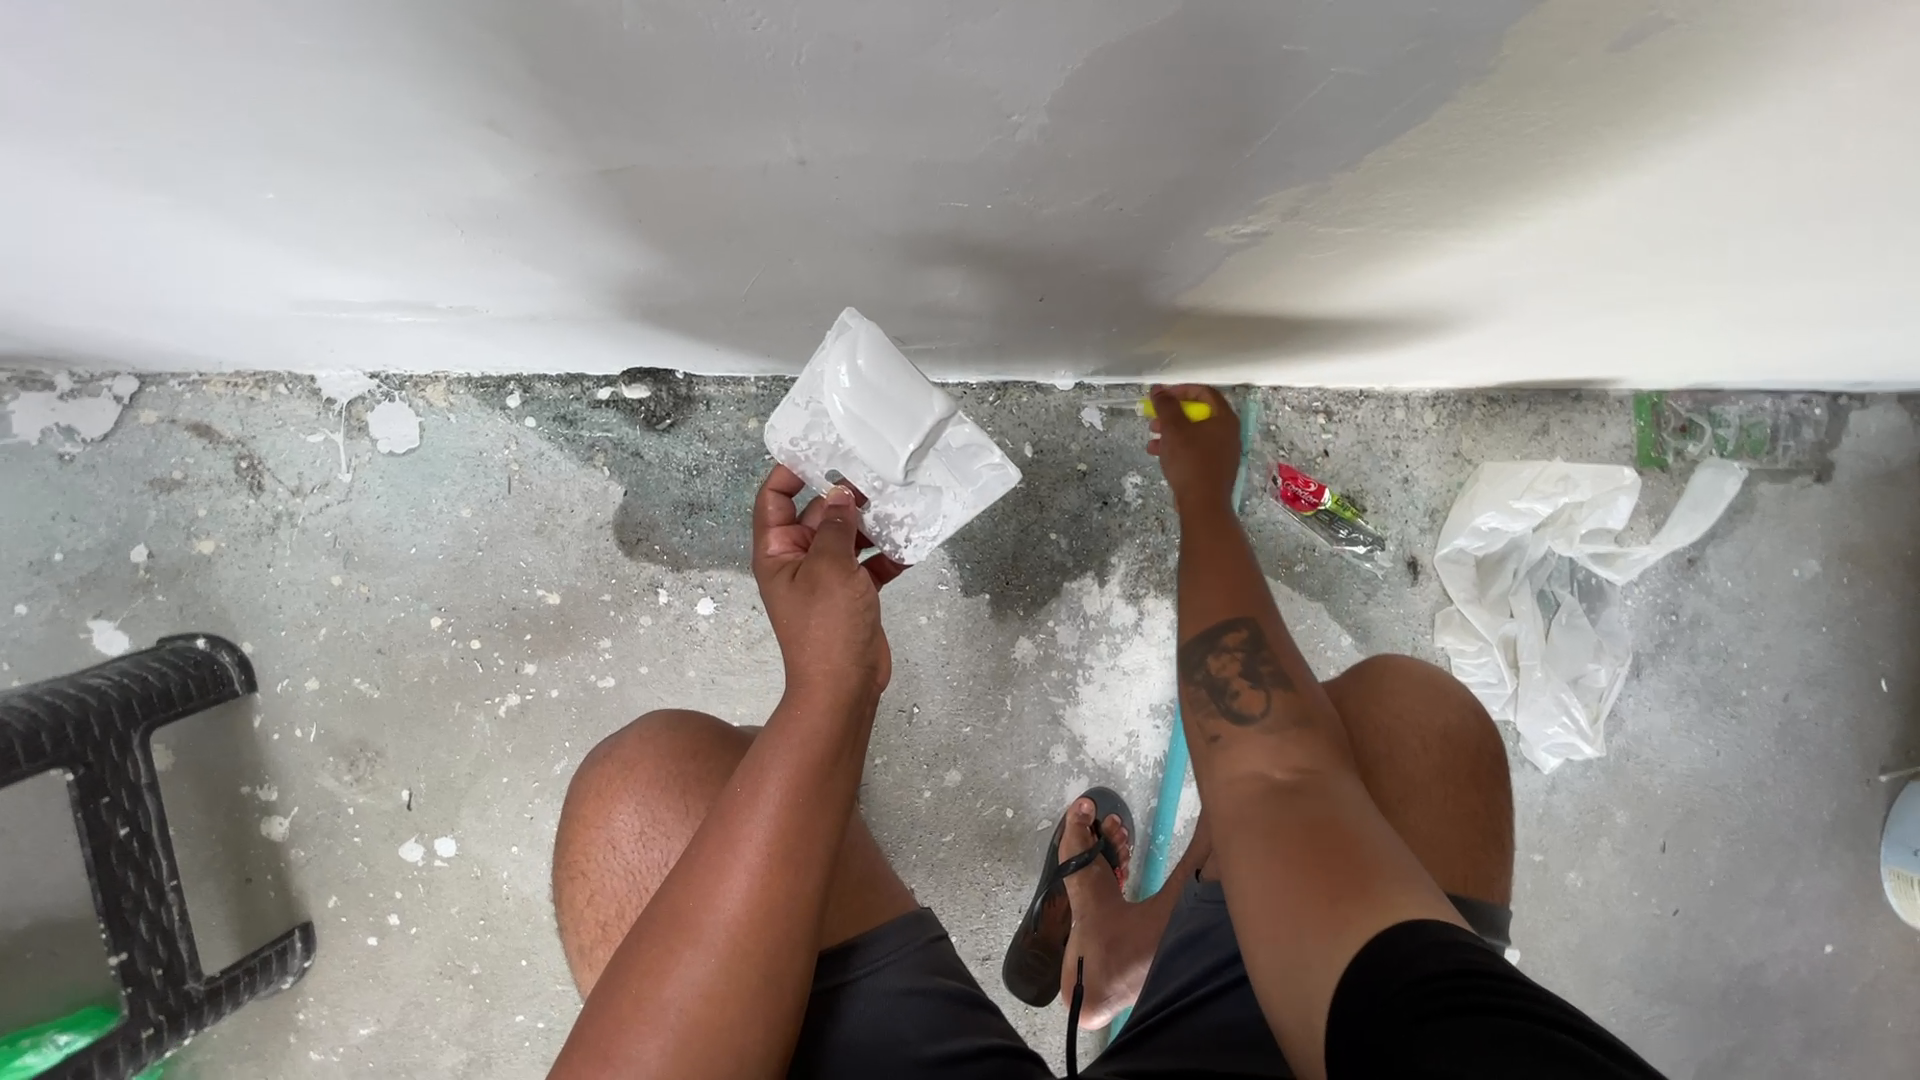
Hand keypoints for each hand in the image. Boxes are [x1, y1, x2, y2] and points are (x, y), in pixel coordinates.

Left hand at [752, 465, 903, 703]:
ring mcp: (828, 578)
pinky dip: (888, 554)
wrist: (843, 686)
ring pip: (849, 537)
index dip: (789, 471)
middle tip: (876, 472)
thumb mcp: (828, 567)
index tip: (819, 449)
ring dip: (872, 523)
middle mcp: (799, 560)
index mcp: (778, 551)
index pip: (773, 499)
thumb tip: (841, 494)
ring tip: (901, 502)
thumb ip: (836, 526)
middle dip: (845, 495)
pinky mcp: (854, 594)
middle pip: (818, 514)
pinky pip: (870, 563)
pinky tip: (913, 543)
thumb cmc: (825, 625)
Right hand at [1148, 385, 1240, 515]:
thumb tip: (1158, 389)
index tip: (1161, 397)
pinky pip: (1195, 450)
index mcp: (1224, 418)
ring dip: (1171, 432)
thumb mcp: (1174, 429)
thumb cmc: (1190, 461)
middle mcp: (1228, 432)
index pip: (1204, 392)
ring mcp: (1223, 451)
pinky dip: (1178, 448)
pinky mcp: (1214, 467)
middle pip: (1198, 413)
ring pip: (1194, 433)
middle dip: (1173, 415)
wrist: (1203, 503)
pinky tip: (1158, 454)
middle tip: (1155, 419)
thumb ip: (1166, 406)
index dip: (1181, 390)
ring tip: (1152, 438)